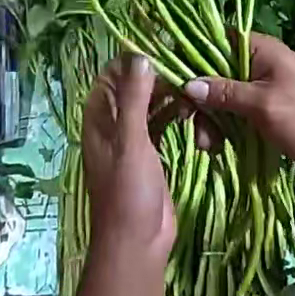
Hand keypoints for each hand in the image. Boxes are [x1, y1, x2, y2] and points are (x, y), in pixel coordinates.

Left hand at [82, 54, 175, 257]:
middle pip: (134, 89)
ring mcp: (132, 141)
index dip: (134, 63)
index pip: (112, 76)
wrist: (137, 242)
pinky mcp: (150, 155)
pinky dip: (175, 117)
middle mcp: (113, 125)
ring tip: (195, 90)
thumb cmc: (128, 191)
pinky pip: (162, 126)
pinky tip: (194, 112)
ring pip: (151, 106)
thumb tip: (141, 57)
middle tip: (189, 72)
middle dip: (158, 78)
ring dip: (169, 97)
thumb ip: (135, 99)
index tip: (165, 53)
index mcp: (99, 119)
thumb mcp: (131, 141)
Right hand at [183, 33, 294, 169]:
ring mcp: (261, 85)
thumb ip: (225, 93)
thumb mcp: (263, 105)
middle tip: (191, 128)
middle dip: (199, 101)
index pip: (211, 41)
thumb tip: (187, 84)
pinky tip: (218, 146)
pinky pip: (235, 111)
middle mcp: (257, 61)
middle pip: (212, 73)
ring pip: (221, 96)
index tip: (173, 88)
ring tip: (209, 147)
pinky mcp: (266, 106)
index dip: (188, 60)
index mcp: (258, 49)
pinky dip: (224, 126)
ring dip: (210, 119)